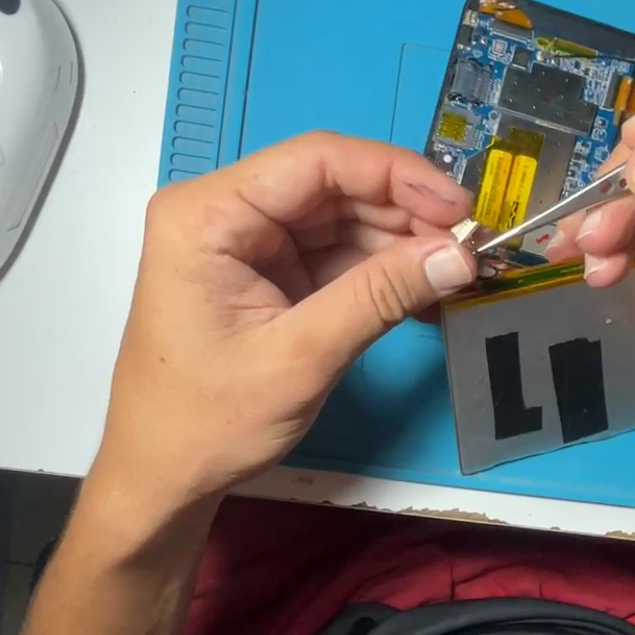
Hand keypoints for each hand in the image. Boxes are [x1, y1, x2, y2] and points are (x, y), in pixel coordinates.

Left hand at [95, 131, 477, 504]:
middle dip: (404, 215)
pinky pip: (335, 257)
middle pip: (333, 187)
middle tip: (468, 249)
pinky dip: (380, 274)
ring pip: (342, 221)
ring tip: (454, 275)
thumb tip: (458, 258)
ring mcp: (248, 244)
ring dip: (400, 246)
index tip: (459, 207)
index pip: (315, 162)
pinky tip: (422, 292)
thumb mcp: (300, 358)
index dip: (396, 174)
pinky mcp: (269, 275)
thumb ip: (378, 298)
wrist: (166, 473)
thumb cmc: (209, 421)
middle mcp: (225, 213)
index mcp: (208, 215)